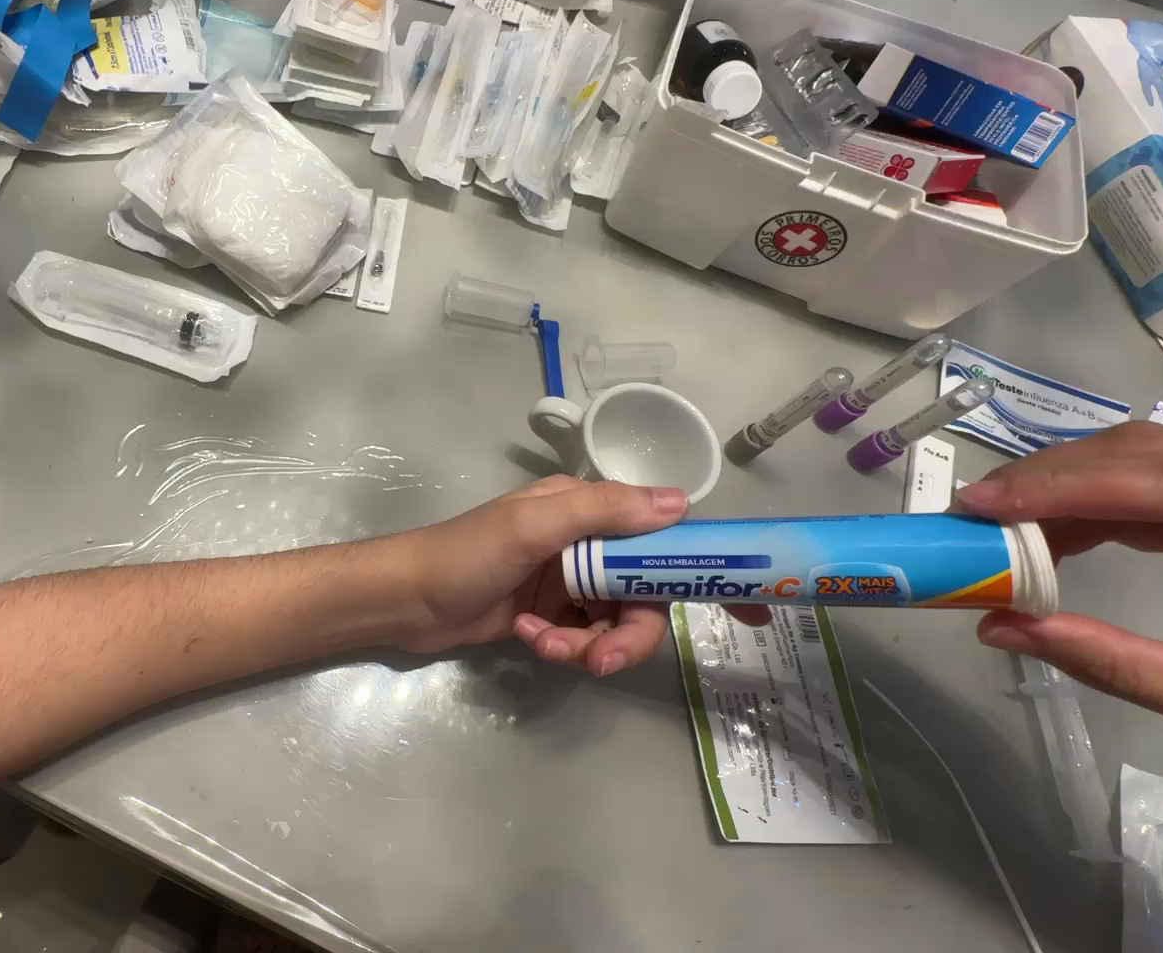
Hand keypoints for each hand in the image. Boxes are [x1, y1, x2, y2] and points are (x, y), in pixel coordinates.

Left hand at [390, 476, 767, 676]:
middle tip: (603, 660)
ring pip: (615, 624)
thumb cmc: (465, 554)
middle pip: (644, 593)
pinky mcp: (548, 615)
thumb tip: (682, 503)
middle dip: (630, 633)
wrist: (405, 598)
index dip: (709, 567)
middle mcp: (582, 541)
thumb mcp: (531, 526)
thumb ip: (603, 512)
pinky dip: (563, 646)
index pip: (663, 533)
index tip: (756, 610)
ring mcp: (565, 581)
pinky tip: (528, 640)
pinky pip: (582, 638)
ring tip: (548, 649)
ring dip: (589, 645)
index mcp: (584, 509)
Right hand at [955, 421, 1162, 763]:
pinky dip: (1089, 506)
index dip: (1070, 484)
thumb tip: (998, 627)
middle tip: (974, 515)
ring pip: (1148, 462)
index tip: (983, 506)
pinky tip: (1052, 539)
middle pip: (1152, 454)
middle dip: (1051, 476)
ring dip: (1063, 486)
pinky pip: (1155, 491)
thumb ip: (1127, 668)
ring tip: (999, 527)